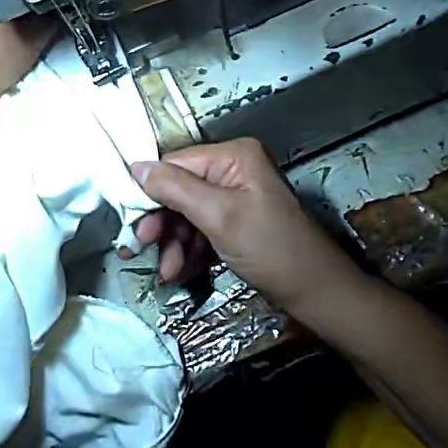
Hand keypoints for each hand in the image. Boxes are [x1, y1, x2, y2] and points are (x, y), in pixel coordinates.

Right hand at [126, 138, 364, 317]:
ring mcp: (236, 197)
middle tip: (140, 249)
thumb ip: (175, 189)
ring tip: (168, 270)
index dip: (150, 193)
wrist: (315, 291)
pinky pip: (202, 229)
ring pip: (187, 214)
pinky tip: (181, 270)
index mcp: (234, 156)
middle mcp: (234, 169)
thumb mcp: (219, 216)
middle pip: (179, 190)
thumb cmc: (271, 248)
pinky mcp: (237, 222)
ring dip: (174, 242)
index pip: (175, 164)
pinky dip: (190, 249)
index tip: (133, 225)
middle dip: (162, 223)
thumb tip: (135, 167)